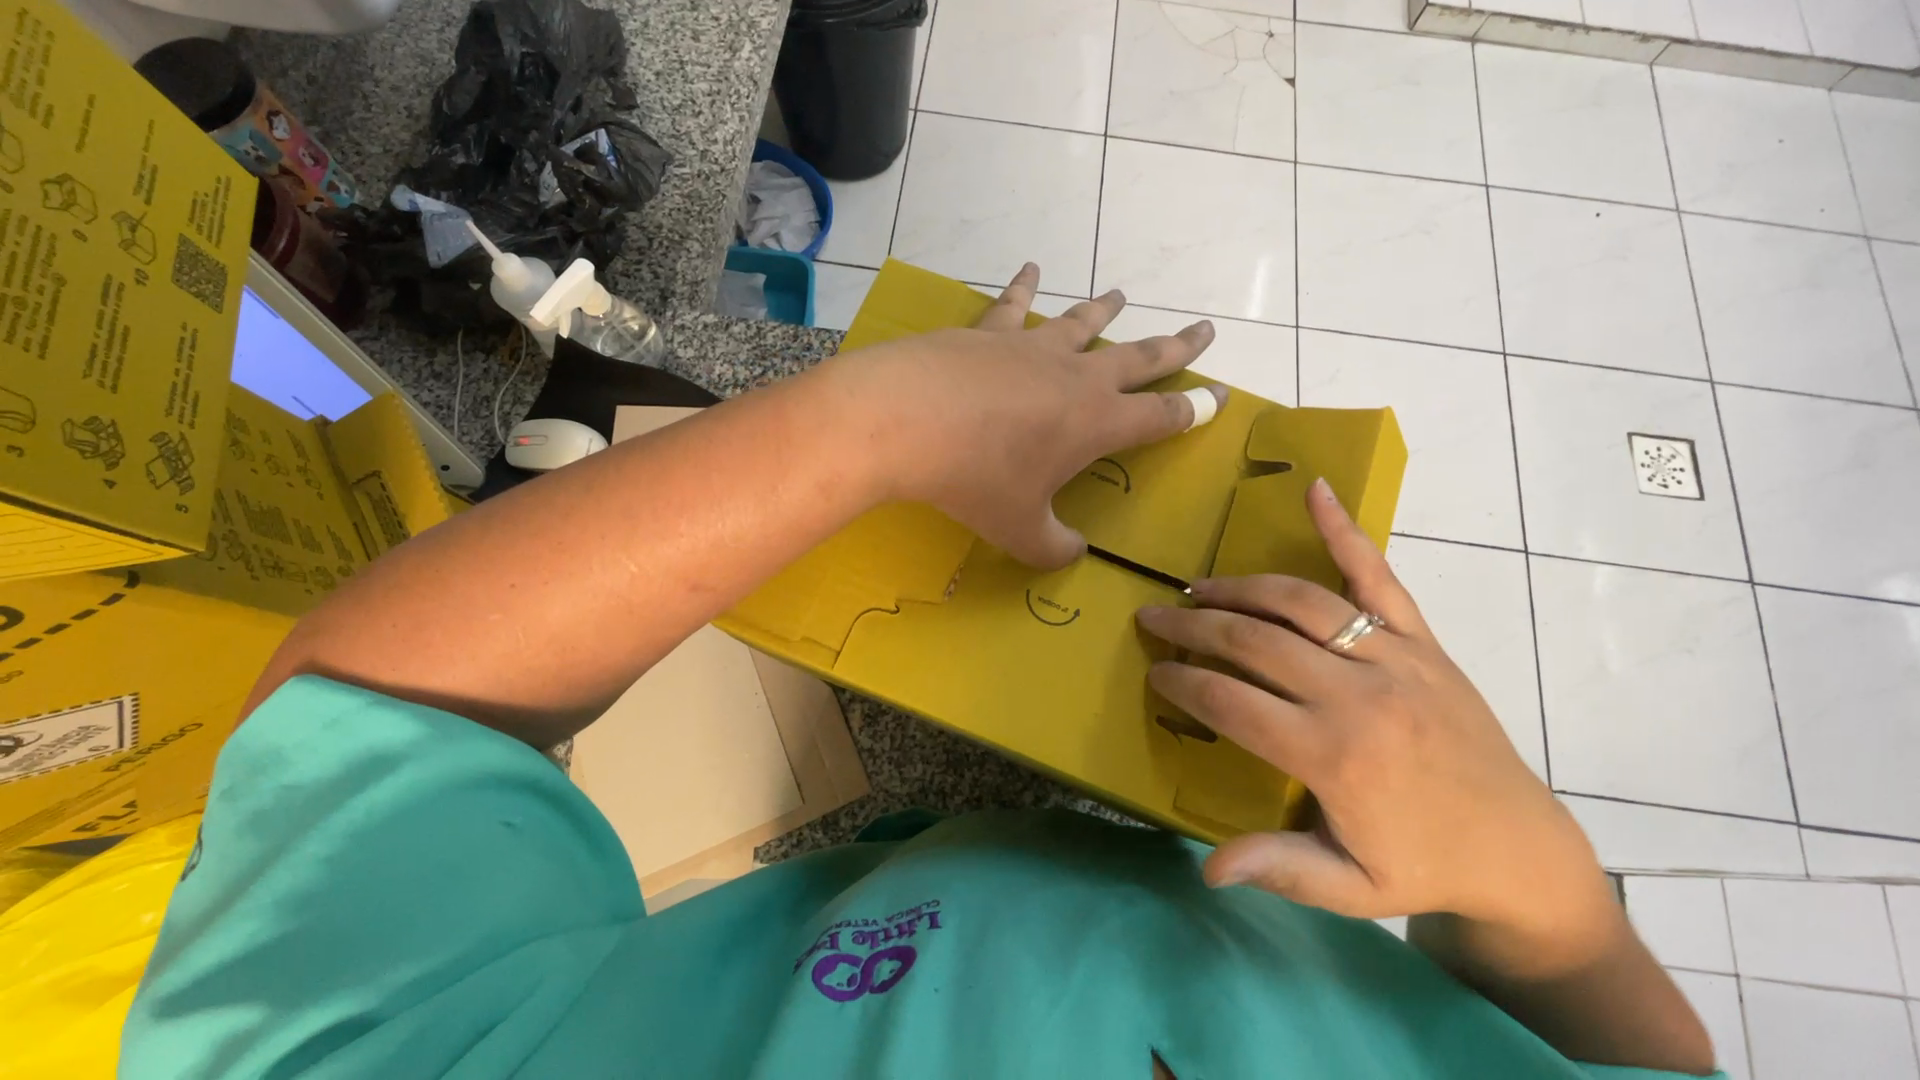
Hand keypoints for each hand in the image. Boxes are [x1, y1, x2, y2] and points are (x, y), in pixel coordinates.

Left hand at [814, 263, 1224, 568]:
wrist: (906, 421)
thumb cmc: (974, 480)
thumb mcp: (1020, 530)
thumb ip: (1054, 547)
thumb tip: (1074, 554)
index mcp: (1098, 424)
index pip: (1161, 416)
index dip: (1195, 410)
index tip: (1221, 396)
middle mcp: (1076, 377)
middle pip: (1138, 358)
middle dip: (1175, 346)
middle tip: (1204, 329)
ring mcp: (1032, 348)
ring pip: (1082, 324)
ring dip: (1106, 311)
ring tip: (1122, 295)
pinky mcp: (989, 332)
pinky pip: (1013, 304)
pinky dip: (1024, 286)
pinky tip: (1030, 268)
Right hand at [1137, 479, 1621, 970]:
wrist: (1518, 847)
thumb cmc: (1421, 866)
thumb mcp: (1348, 887)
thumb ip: (1277, 868)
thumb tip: (1206, 867)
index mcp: (1332, 756)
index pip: (1231, 701)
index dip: (1182, 683)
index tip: (1154, 675)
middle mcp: (1358, 695)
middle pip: (1253, 640)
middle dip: (1192, 625)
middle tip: (1153, 618)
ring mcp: (1395, 658)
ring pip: (1300, 603)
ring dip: (1240, 588)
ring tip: (1198, 586)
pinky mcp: (1424, 642)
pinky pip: (1380, 578)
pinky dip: (1345, 533)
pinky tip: (1317, 493)